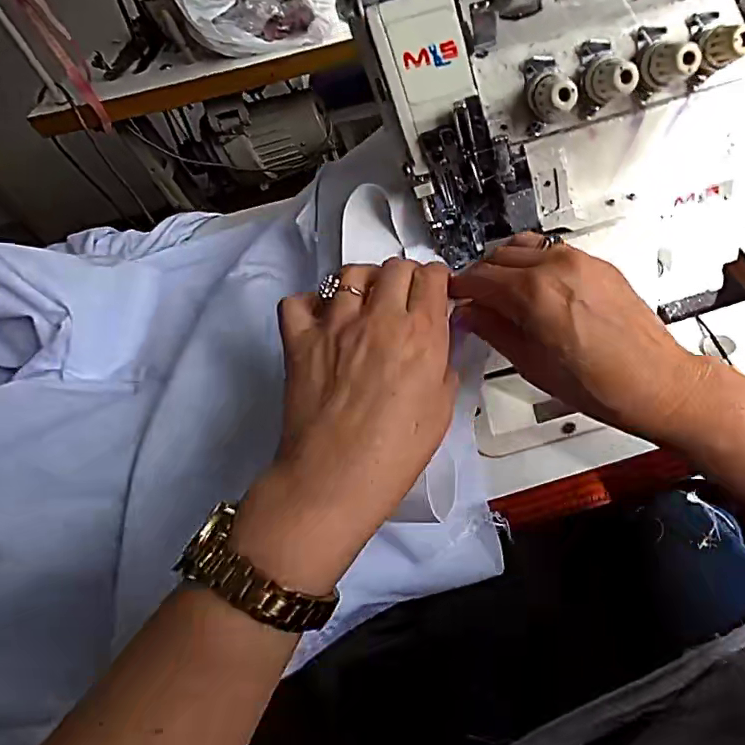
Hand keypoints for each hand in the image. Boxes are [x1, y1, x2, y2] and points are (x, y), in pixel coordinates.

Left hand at [233, 258, 457, 595]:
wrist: (336, 477)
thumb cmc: (397, 452)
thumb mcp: (443, 408)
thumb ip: (445, 364)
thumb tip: (442, 343)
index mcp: (422, 334)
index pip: (432, 276)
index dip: (438, 279)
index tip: (437, 290)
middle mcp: (379, 319)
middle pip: (394, 267)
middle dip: (405, 276)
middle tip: (406, 296)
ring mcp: (335, 325)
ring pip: (349, 273)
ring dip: (365, 282)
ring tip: (367, 304)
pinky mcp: (299, 340)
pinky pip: (300, 299)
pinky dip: (313, 301)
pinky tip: (326, 320)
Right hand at [449, 233, 717, 444]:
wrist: (657, 384)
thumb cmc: (609, 385)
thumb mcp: (536, 367)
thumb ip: (498, 333)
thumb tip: (476, 317)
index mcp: (537, 294)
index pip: (480, 278)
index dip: (461, 290)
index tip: (457, 298)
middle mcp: (560, 269)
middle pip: (499, 256)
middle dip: (482, 276)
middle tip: (477, 300)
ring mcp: (584, 264)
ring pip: (528, 247)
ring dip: (508, 265)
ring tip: (505, 293)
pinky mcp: (602, 267)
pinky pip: (557, 253)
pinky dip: (538, 264)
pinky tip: (538, 289)